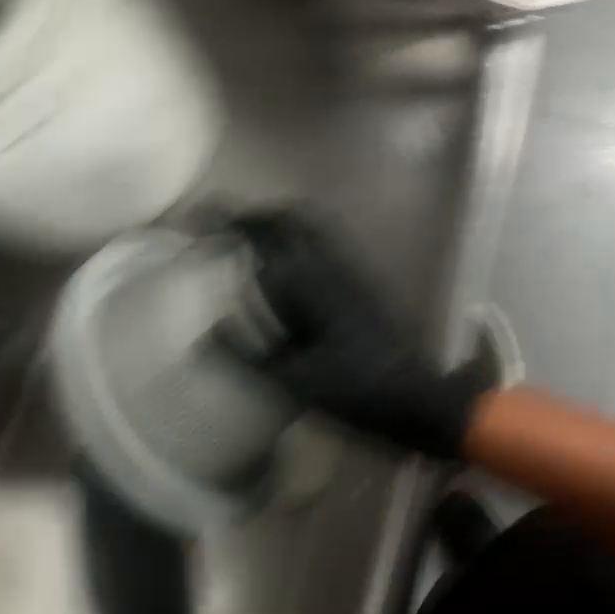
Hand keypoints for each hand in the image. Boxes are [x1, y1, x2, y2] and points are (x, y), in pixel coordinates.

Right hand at [225, 211, 485, 458]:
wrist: (414, 396)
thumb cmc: (353, 390)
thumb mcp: (291, 382)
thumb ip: (245, 355)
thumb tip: (206, 331)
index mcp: (310, 280)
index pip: (262, 234)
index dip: (228, 222)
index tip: (200, 221)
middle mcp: (331, 262)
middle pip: (288, 217)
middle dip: (253, 217)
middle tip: (224, 230)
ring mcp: (352, 268)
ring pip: (310, 226)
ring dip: (278, 225)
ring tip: (250, 242)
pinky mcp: (364, 280)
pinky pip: (326, 244)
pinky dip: (299, 241)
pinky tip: (287, 271)